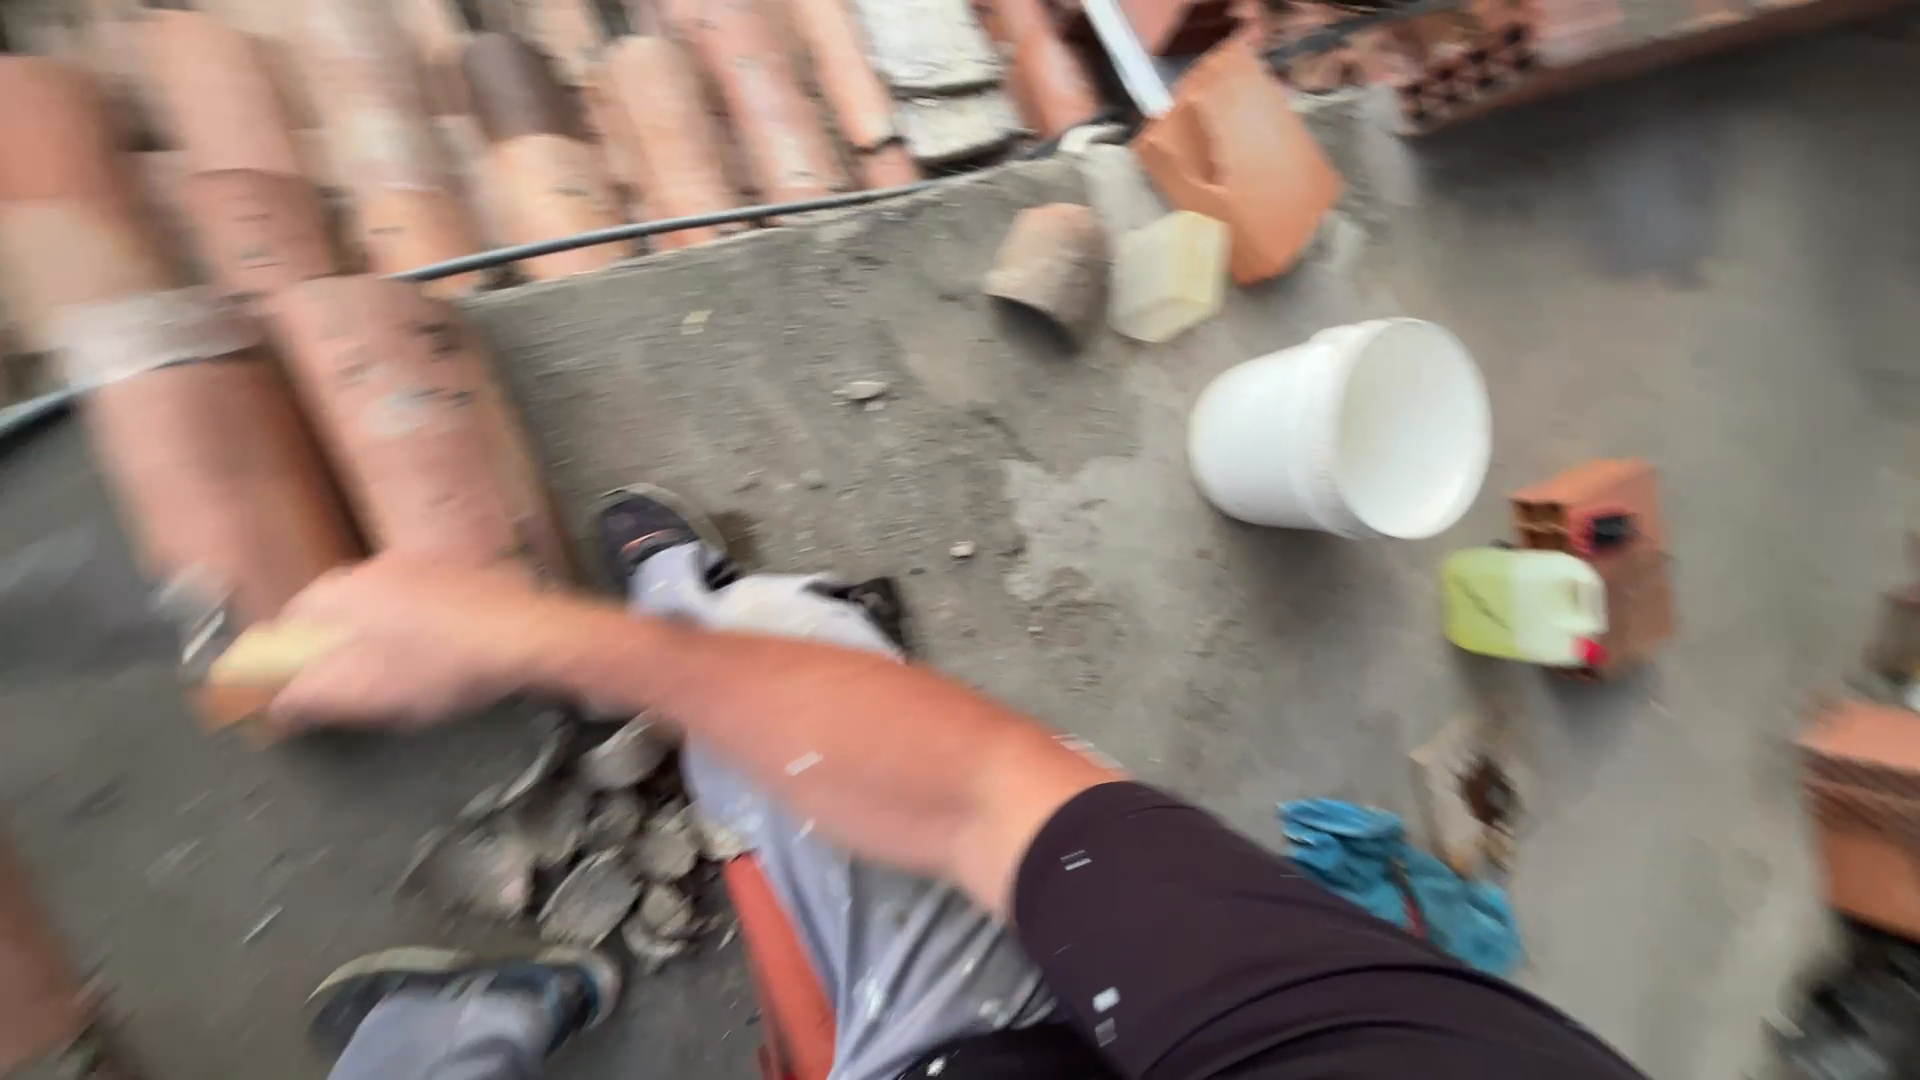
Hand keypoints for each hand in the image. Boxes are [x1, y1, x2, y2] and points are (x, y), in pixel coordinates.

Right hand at [263, 556, 574, 733]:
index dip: (291, 659)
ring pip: (390, 608)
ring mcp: (432, 566)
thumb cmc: (449, 663)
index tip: (303, 684)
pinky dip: (433, 629)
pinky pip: (435, 605)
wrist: (533, 639)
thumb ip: (304, 696)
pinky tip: (451, 657)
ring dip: (391, 639)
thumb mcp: (361, 694)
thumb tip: (278, 701)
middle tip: (362, 684)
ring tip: (412, 675)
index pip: (291, 622)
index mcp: (344, 590)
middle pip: (342, 613)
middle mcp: (384, 566)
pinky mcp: (471, 576)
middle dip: (345, 649)